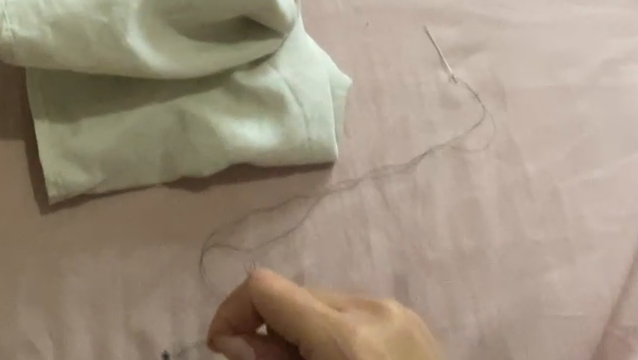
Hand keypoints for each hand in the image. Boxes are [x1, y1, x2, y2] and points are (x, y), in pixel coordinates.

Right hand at [208, 269, 440, 359]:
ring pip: (321, 305)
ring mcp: (399, 314)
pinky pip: (353, 317)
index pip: (264, 287)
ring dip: (301, 336)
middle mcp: (373, 310)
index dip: (232, 313)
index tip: (222, 350)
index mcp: (347, 340)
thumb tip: (230, 342)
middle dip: (270, 334)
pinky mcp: (415, 325)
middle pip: (291, 296)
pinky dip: (333, 340)